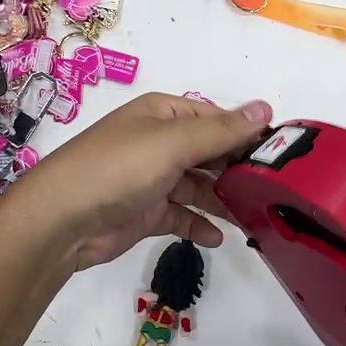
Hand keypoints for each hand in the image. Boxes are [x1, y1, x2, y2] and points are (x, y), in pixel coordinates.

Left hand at [9, 92, 271, 270]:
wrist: (61, 220)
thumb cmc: (118, 169)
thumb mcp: (173, 143)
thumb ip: (221, 131)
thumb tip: (265, 108)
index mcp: (163, 114)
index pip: (216, 118)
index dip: (248, 133)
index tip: (283, 155)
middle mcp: (159, 142)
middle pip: (210, 152)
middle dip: (239, 169)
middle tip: (276, 190)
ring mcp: (152, 179)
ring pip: (199, 186)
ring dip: (224, 200)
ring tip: (256, 216)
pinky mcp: (145, 213)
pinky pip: (181, 216)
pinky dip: (199, 225)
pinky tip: (219, 237)